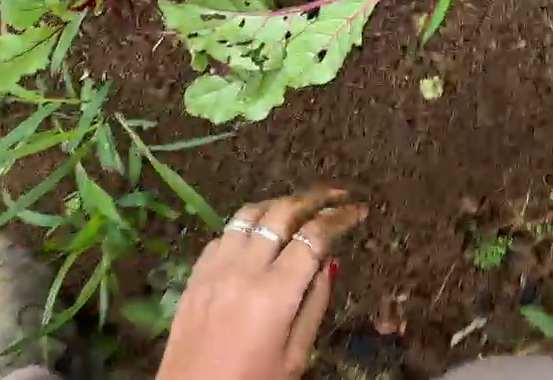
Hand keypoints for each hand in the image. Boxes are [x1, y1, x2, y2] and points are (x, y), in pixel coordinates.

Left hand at [158, 188, 367, 379]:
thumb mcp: (294, 357)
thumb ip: (314, 304)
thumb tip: (328, 260)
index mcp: (274, 295)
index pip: (314, 236)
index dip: (340, 217)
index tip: (358, 209)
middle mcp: (244, 271)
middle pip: (282, 212)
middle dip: (314, 198)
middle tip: (335, 195)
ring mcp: (215, 269)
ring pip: (249, 213)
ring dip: (277, 205)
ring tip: (297, 208)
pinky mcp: (195, 276)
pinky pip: (224, 234)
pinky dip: (246, 227)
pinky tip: (257, 237)